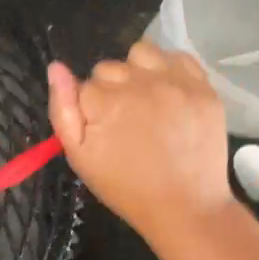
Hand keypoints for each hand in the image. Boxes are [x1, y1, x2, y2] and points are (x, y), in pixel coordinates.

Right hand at [47, 41, 233, 238]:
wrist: (186, 207)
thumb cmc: (125, 186)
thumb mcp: (79, 156)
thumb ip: (62, 109)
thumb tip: (55, 67)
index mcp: (105, 101)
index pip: (84, 84)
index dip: (89, 107)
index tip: (101, 130)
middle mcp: (139, 83)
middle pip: (111, 68)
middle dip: (111, 89)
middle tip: (124, 122)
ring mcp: (175, 82)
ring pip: (142, 53)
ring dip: (137, 70)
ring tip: (145, 99)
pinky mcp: (203, 87)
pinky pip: (178, 57)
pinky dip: (168, 69)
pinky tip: (168, 92)